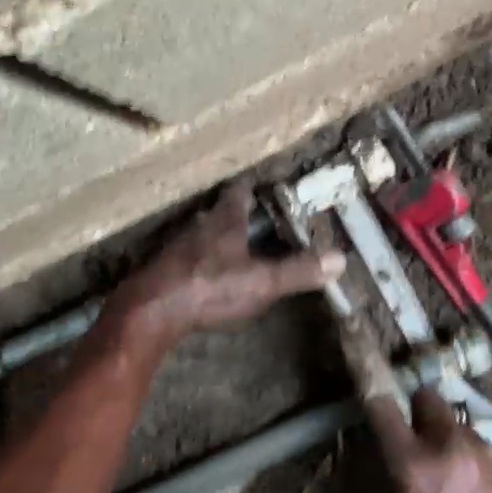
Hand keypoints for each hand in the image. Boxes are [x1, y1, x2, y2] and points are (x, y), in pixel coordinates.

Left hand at [112, 185, 344, 346]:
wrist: (152, 308)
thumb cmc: (209, 286)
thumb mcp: (262, 281)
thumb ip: (298, 270)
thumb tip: (339, 258)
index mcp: (226, 218)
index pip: (242, 190)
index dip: (255, 186)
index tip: (269, 184)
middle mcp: (202, 223)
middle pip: (223, 210)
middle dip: (240, 212)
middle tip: (261, 217)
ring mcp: (180, 243)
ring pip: (206, 231)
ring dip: (221, 235)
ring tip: (239, 244)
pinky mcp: (167, 265)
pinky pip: (191, 253)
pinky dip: (205, 257)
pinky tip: (211, 271)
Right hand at [368, 387, 491, 492]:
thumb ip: (399, 486)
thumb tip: (395, 462)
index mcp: (416, 466)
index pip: (383, 407)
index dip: (372, 392)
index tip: (368, 384)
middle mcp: (452, 446)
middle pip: (429, 398)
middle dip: (420, 411)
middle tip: (420, 438)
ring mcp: (488, 452)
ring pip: (460, 427)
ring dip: (453, 443)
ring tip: (459, 478)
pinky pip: (488, 450)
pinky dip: (480, 463)